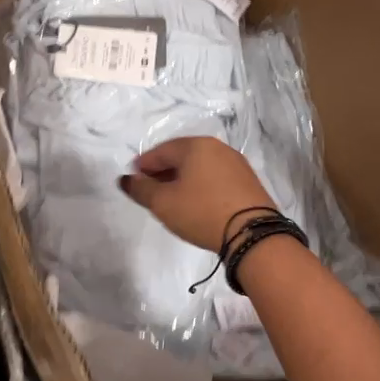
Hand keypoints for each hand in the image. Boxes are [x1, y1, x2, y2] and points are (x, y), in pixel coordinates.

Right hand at [118, 136, 275, 251]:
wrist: (253, 234)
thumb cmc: (201, 212)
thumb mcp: (163, 203)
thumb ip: (140, 189)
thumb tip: (126, 179)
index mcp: (194, 146)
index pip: (160, 151)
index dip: (143, 165)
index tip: (134, 179)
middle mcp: (217, 148)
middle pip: (181, 156)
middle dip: (163, 170)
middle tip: (151, 188)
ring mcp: (236, 163)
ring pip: (200, 166)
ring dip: (183, 178)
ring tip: (173, 197)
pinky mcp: (248, 181)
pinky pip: (215, 176)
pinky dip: (201, 184)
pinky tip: (196, 201)